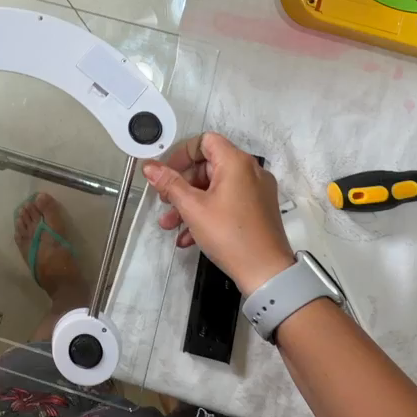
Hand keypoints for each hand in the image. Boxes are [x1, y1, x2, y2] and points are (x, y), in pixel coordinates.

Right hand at [143, 133, 294, 290]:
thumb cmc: (229, 234)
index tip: (166, 174)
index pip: (204, 141)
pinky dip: (207, 213)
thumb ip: (169, 183)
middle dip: (181, 186)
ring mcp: (257, 192)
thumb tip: (149, 167)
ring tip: (170, 225)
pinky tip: (188, 237)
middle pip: (208, 166)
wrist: (267, 274)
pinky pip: (227, 202)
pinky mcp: (259, 210)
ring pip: (215, 188)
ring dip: (190, 203)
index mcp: (236, 163)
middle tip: (164, 202)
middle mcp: (250, 171)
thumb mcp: (192, 207)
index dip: (181, 155)